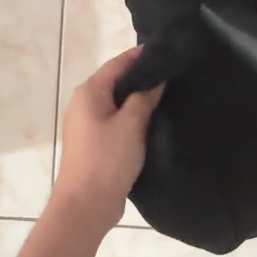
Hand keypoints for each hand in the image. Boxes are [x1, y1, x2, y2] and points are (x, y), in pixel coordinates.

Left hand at [51, 47, 162, 231]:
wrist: (86, 204)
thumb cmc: (107, 160)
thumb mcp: (131, 125)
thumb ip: (144, 98)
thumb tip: (155, 79)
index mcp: (89, 93)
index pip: (118, 64)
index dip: (140, 56)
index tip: (166, 52)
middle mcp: (84, 104)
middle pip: (115, 82)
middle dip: (141, 78)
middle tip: (172, 75)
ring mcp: (87, 126)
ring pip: (116, 104)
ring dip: (138, 100)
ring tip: (168, 98)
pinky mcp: (95, 145)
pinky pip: (116, 122)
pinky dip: (132, 119)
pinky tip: (152, 124)